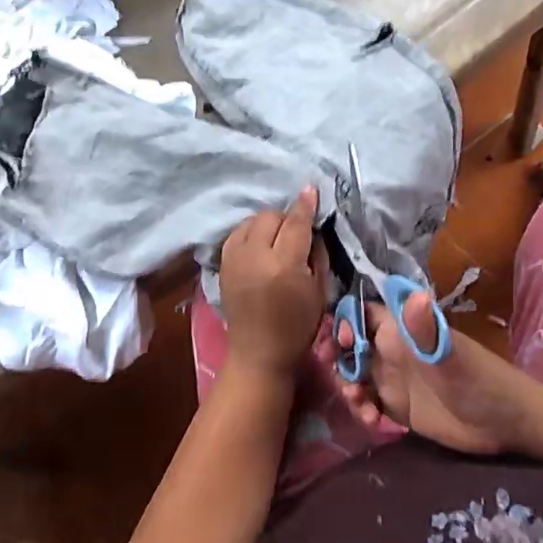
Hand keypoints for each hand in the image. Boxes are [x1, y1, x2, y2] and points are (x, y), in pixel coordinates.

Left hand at [219, 187, 332, 379]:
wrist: (259, 353)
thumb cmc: (298, 326)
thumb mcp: (320, 290)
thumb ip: (317, 253)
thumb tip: (313, 227)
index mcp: (284, 265)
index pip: (296, 223)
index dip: (305, 205)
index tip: (311, 190)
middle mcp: (255, 257)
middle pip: (271, 216)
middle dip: (286, 218)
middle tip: (297, 232)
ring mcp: (234, 260)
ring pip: (251, 221)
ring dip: (268, 224)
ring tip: (277, 239)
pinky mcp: (223, 265)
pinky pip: (237, 234)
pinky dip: (251, 233)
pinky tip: (260, 244)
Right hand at [337, 294, 542, 455]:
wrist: (507, 423)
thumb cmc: (481, 382)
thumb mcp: (451, 358)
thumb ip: (427, 331)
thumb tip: (414, 296)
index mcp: (404, 331)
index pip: (364, 313)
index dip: (345, 320)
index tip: (340, 342)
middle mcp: (395, 351)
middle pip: (352, 344)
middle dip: (337, 355)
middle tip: (333, 373)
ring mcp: (396, 380)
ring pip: (356, 373)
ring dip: (348, 385)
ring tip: (360, 403)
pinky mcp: (399, 407)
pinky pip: (368, 402)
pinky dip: (362, 409)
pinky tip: (373, 422)